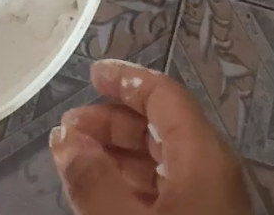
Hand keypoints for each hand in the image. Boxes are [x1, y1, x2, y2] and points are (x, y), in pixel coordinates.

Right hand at [50, 59, 252, 214]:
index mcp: (202, 154)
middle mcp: (209, 170)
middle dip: (113, 119)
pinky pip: (162, 190)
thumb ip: (92, 180)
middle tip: (68, 124)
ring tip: (73, 155)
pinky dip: (128, 183)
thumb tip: (64, 137)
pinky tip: (97, 191)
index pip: (164, 96)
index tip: (91, 72)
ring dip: (116, 152)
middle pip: (160, 126)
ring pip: (159, 160)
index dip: (126, 80)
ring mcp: (207, 202)